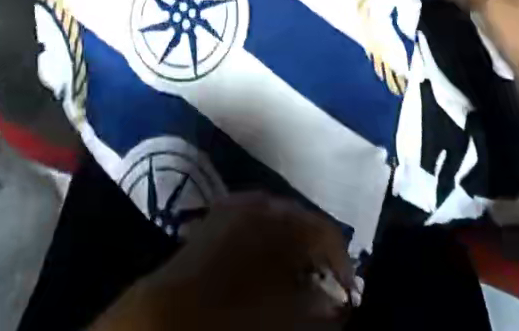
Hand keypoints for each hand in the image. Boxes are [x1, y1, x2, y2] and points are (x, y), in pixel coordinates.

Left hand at [97, 194, 355, 330]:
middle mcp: (261, 202)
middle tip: (326, 289)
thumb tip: (341, 306)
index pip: (328, 232)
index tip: (349, 296)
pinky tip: (264, 270)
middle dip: (316, 254)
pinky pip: (250, 225)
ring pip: (276, 222)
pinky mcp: (212, 220)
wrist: (168, 318)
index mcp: (284, 219)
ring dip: (290, 249)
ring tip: (298, 282)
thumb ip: (323, 308)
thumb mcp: (290, 315)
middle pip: (302, 223)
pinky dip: (264, 245)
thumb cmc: (236, 315)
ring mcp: (233, 206)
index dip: (344, 265)